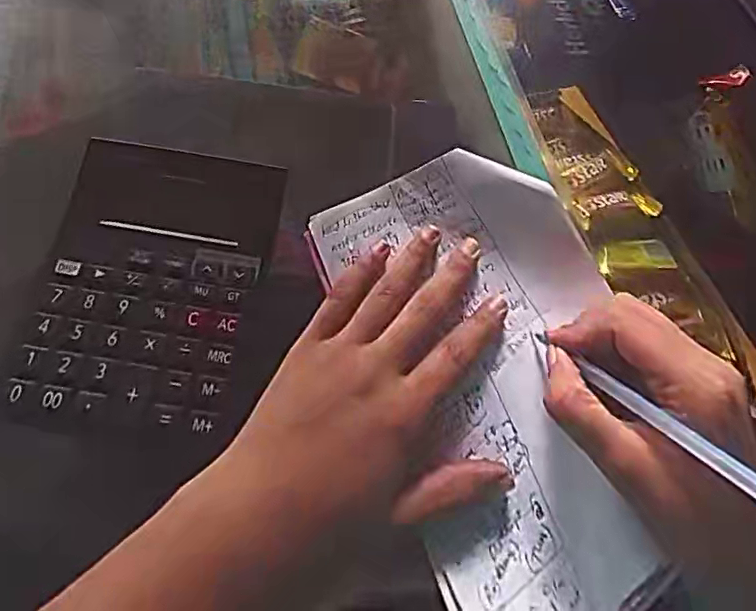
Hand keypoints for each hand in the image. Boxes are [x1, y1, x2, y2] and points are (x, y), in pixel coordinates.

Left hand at [205, 227, 512, 541]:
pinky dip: (357, 273)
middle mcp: (375, 373)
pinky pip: (336, 301)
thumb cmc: (326, 522)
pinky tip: (372, 252)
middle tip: (469, 248)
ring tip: (427, 234)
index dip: (478, 327)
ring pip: (383, 296)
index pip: (452, 358)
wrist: (256, 512)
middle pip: (422, 313)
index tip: (496, 303)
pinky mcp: (307, 347)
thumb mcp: (398, 515)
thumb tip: (500, 474)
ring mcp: (339, 354)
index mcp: (402, 413)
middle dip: (450, 277)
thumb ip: (451, 488)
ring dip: (408, 262)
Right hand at [545, 294, 755, 610]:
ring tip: (584, 381)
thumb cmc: (698, 528)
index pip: (625, 320)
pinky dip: (618, 358)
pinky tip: (609, 390)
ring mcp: (711, 371)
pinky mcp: (704, 383)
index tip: (551, 353)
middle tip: (564, 367)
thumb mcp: (627, 469)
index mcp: (698, 382)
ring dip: (602, 344)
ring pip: (639, 325)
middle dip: (590, 331)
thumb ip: (580, 409)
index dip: (580, 329)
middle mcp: (710, 365)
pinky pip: (648, 347)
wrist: (750, 568)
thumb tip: (554, 362)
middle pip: (632, 313)